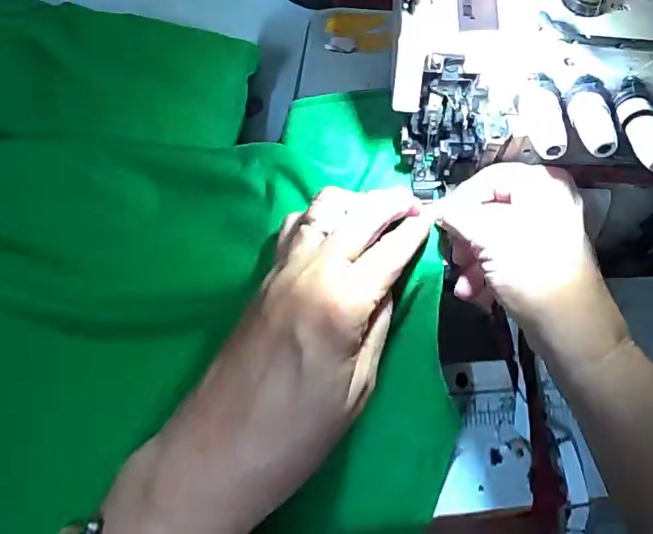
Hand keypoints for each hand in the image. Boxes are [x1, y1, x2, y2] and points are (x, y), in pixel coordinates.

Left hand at [103, 187, 432, 533]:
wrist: (218, 450)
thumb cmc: (297, 432)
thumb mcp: (358, 386)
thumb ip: (379, 324)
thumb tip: (393, 285)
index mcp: (342, 301)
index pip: (391, 249)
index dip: (416, 230)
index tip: (434, 216)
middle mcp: (313, 270)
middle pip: (362, 214)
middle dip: (394, 203)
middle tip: (415, 205)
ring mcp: (285, 266)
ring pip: (326, 206)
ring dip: (357, 202)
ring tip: (377, 211)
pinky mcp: (266, 273)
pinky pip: (298, 223)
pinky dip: (323, 214)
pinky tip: (333, 229)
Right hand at [431, 165, 628, 369]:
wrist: (570, 326)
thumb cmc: (531, 269)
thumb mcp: (486, 235)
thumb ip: (458, 215)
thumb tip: (441, 209)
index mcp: (540, 183)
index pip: (488, 178)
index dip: (460, 200)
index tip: (441, 222)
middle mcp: (547, 200)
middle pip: (490, 209)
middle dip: (466, 237)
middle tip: (455, 256)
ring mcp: (546, 231)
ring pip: (495, 236)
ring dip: (473, 260)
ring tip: (465, 283)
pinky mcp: (542, 259)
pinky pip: (507, 255)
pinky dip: (489, 272)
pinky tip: (477, 293)